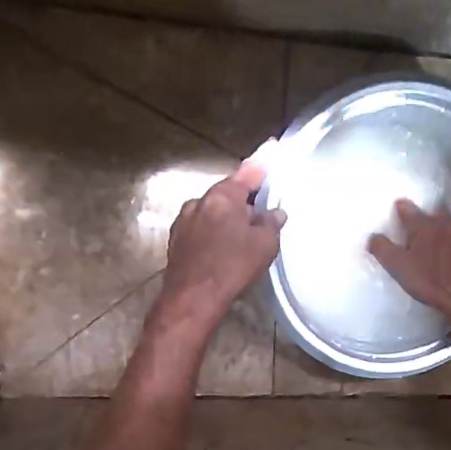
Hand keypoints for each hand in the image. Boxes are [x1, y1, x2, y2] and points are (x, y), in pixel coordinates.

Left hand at [156, 155, 285, 333]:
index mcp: (223, 197)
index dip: (261, 164)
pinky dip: (213, 232)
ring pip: (212, 211)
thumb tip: (274, 213)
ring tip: (241, 236)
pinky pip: (201, 228)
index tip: (270, 151)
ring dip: (226, 217)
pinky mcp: (176, 240)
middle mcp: (200, 201)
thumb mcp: (264, 245)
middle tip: (260, 211)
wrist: (192, 298)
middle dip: (243, 199)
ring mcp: (184, 220)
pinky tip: (221, 249)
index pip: (247, 172)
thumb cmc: (232, 268)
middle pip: (227, 193)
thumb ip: (271, 224)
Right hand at [368, 199, 450, 328]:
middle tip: (417, 222)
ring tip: (433, 234)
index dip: (400, 207)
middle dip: (425, 212)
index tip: (396, 208)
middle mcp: (443, 223)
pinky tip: (449, 249)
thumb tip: (372, 236)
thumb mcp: (397, 266)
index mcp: (422, 225)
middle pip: (433, 210)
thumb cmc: (429, 280)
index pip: (407, 208)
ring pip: (448, 221)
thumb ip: (383, 249)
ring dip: (440, 224)